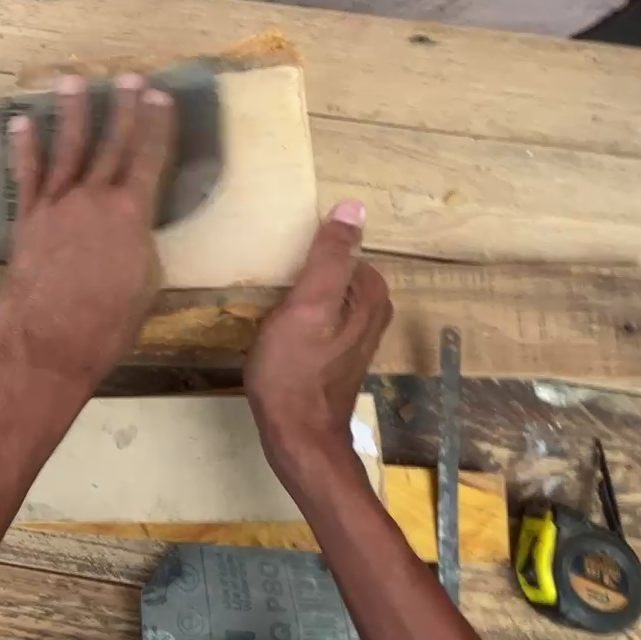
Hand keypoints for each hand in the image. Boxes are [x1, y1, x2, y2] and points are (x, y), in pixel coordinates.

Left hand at [0, 73, 176, 393]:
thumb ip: (141, 244)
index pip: (149, 158)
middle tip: (128, 76)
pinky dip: (25, 147)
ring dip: (72, 113)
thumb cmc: (107, 327)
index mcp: (131, 215)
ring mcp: (56, 207)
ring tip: (73, 80)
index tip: (160, 96)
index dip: (156, 125)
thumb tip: (134, 226)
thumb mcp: (145, 285)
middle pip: (111, 145)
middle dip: (122, 108)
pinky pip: (27, 176)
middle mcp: (93, 200)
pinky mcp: (27, 220)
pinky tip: (24, 122)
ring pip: (67, 150)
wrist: (48, 346)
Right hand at [245, 201, 393, 491]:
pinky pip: (319, 315)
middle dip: (309, 264)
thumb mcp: (307, 306)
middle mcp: (371, 313)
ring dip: (302, 287)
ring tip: (268, 289)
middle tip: (270, 268)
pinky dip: (300, 309)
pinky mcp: (333, 353)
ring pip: (328, 293)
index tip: (283, 250)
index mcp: (371, 297)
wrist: (296, 432)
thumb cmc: (294, 370)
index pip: (347, 250)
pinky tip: (275, 317)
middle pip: (338, 271)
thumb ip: (329, 258)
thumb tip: (354, 207)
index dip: (316, 246)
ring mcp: (353, 336)